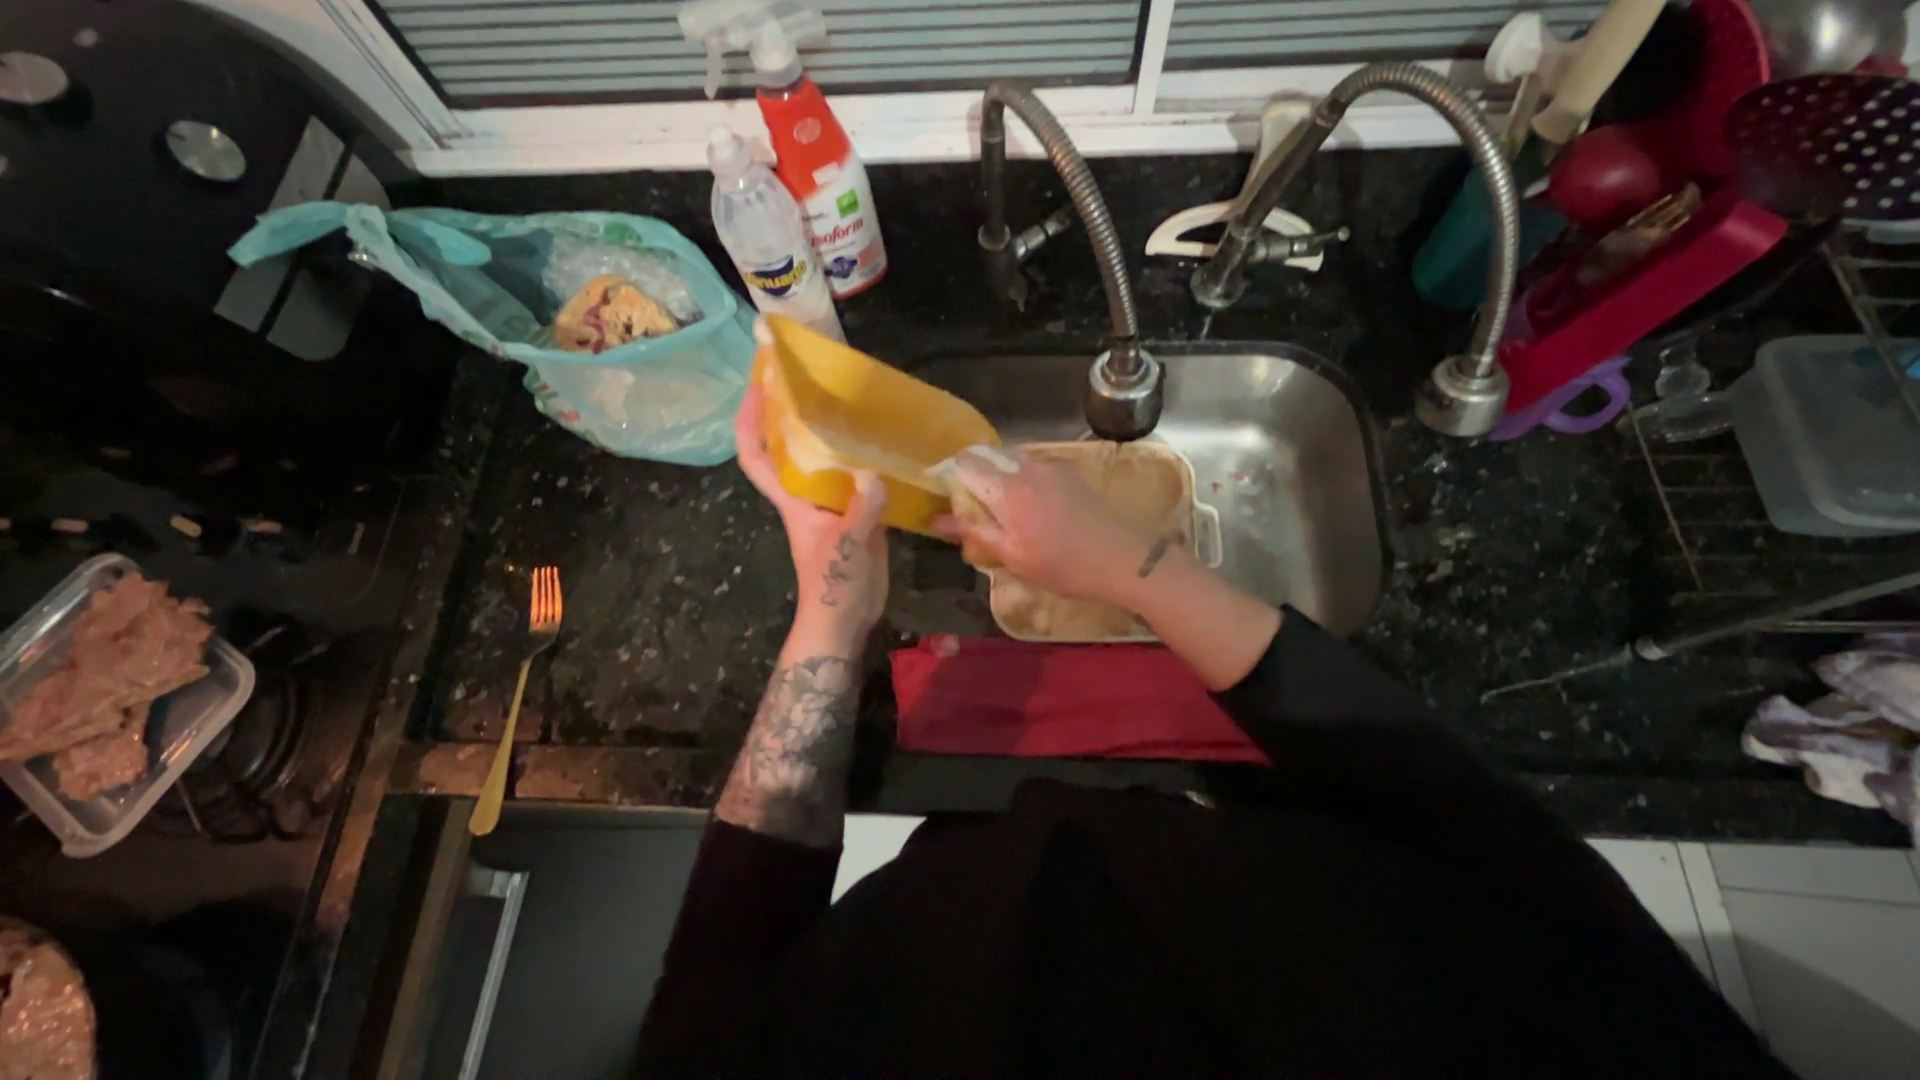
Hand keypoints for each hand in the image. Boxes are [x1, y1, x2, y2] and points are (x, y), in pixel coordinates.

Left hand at [735, 381, 888, 637]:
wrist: (846, 619)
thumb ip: (860, 510)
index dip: (750, 417)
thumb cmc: (833, 586)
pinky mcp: (857, 512)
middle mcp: (807, 492)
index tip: (759, 381)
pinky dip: (867, 457)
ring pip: (825, 456)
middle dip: (792, 409)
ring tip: (852, 395)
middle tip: (811, 371)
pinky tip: (888, 441)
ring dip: (832, 429)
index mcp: (793, 497)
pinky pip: (857, 475)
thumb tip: (873, 474)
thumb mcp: (846, 547)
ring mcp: (832, 501)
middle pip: (790, 444)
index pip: (756, 453)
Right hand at [933, 446, 1154, 606]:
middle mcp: (1027, 466)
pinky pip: (1030, 464)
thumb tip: (936, 518)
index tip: (945, 498)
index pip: (964, 461)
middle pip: (986, 455)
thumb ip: (973, 531)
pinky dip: (1017, 477)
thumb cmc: (1063, 566)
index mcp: (1008, 487)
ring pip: (1009, 457)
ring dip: (994, 475)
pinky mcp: (1068, 471)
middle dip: (971, 474)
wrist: (1123, 560)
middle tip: (969, 506)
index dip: (949, 475)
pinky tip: (1026, 506)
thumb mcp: (1012, 556)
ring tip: (997, 508)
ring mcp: (1050, 465)